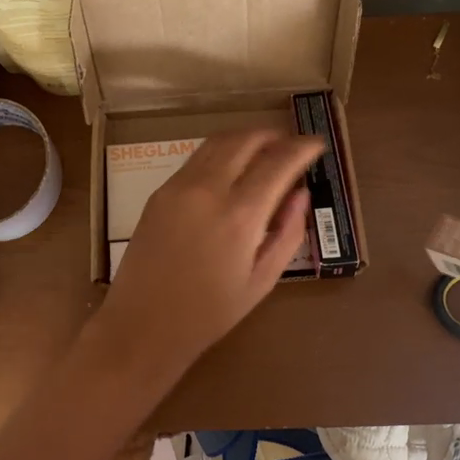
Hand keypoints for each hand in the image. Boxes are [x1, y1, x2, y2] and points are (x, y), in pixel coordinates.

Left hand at [95, 130, 322, 376]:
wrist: (143, 325)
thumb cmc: (209, 314)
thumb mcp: (261, 281)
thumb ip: (287, 233)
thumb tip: (301, 194)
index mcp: (240, 215)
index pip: (278, 162)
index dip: (302, 147)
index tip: (316, 144)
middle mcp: (209, 190)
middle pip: (246, 140)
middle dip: (273, 134)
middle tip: (291, 143)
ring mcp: (179, 186)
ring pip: (218, 141)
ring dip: (245, 137)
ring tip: (264, 148)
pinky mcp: (160, 191)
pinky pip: (196, 158)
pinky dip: (221, 152)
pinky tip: (230, 168)